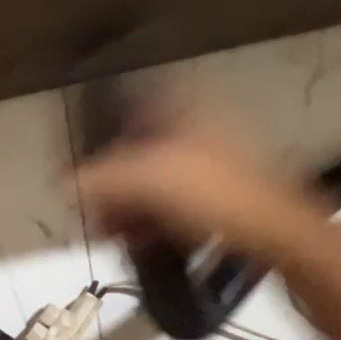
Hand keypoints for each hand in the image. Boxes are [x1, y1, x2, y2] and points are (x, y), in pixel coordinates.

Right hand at [73, 97, 323, 253]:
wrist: (278, 235)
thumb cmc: (212, 194)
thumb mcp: (143, 181)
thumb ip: (97, 178)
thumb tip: (63, 182)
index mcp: (187, 108)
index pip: (134, 100)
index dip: (103, 121)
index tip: (84, 149)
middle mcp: (204, 125)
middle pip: (141, 146)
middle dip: (112, 180)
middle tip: (95, 207)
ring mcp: (220, 161)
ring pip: (159, 177)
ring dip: (130, 204)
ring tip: (113, 231)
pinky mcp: (229, 194)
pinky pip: (179, 200)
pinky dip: (156, 217)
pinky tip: (141, 239)